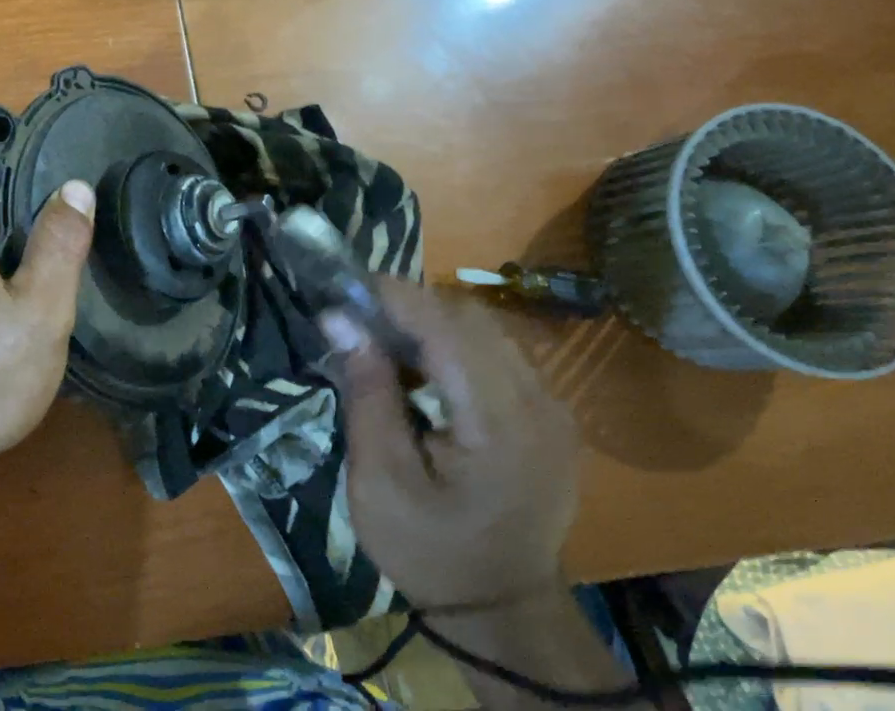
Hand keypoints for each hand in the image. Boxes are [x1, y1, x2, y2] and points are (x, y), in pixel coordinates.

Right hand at [324, 280, 579, 609]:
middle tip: (356, 317)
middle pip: (474, 320)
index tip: (345, 285)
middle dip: (411, 306)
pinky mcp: (549, 419)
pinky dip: (454, 347)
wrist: (501, 609)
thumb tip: (341, 320)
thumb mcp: (379, 478)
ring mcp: (553, 411)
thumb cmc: (429, 549)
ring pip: (489, 333)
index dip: (397, 297)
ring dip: (432, 324)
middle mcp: (540, 404)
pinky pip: (500, 358)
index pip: (449, 329)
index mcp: (500, 422)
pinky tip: (419, 369)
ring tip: (380, 340)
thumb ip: (367, 393)